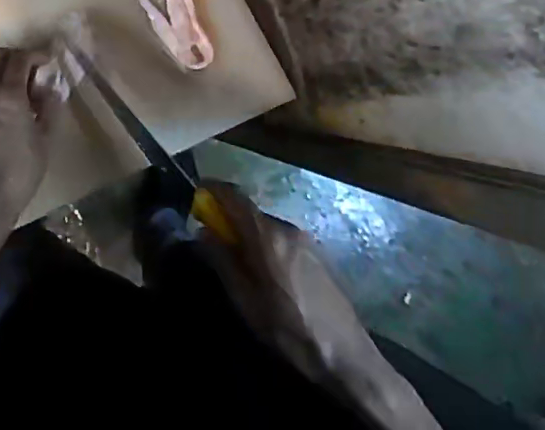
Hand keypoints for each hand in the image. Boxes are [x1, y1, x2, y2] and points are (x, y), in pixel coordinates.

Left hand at [0, 46, 65, 226]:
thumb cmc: (22, 169)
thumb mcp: (45, 138)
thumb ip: (49, 107)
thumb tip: (52, 88)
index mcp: (8, 95)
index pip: (19, 59)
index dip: (35, 54)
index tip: (49, 59)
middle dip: (15, 56)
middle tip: (33, 68)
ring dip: (3, 69)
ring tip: (22, 87)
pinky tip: (11, 105)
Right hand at [196, 181, 380, 387]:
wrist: (347, 356)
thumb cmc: (290, 331)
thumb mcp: (246, 301)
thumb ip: (223, 261)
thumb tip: (204, 232)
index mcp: (268, 237)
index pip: (235, 197)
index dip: (214, 190)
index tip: (197, 193)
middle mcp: (288, 228)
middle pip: (251, 211)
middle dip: (229, 217)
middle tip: (214, 236)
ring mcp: (306, 238)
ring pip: (267, 225)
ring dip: (249, 232)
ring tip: (240, 260)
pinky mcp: (317, 252)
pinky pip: (283, 236)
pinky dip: (266, 242)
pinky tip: (266, 271)